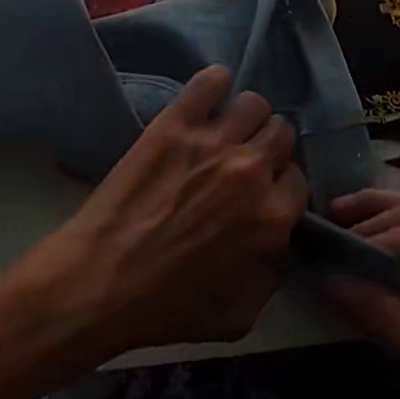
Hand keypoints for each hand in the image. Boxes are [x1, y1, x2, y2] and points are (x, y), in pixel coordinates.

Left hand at [0, 65, 306, 398]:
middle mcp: (250, 172)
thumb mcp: (237, 316)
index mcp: (271, 218)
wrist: (100, 281)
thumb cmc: (165, 307)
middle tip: (243, 158)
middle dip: (268, 146)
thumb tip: (276, 248)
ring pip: (253, 104)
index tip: (262, 190)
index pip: (298, 180)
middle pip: (280, 135)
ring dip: (246, 116)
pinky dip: (215, 83)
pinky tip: (208, 94)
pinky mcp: (173, 125)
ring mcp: (211, 143)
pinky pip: (209, 82)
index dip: (281, 186)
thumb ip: (269, 279)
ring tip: (224, 129)